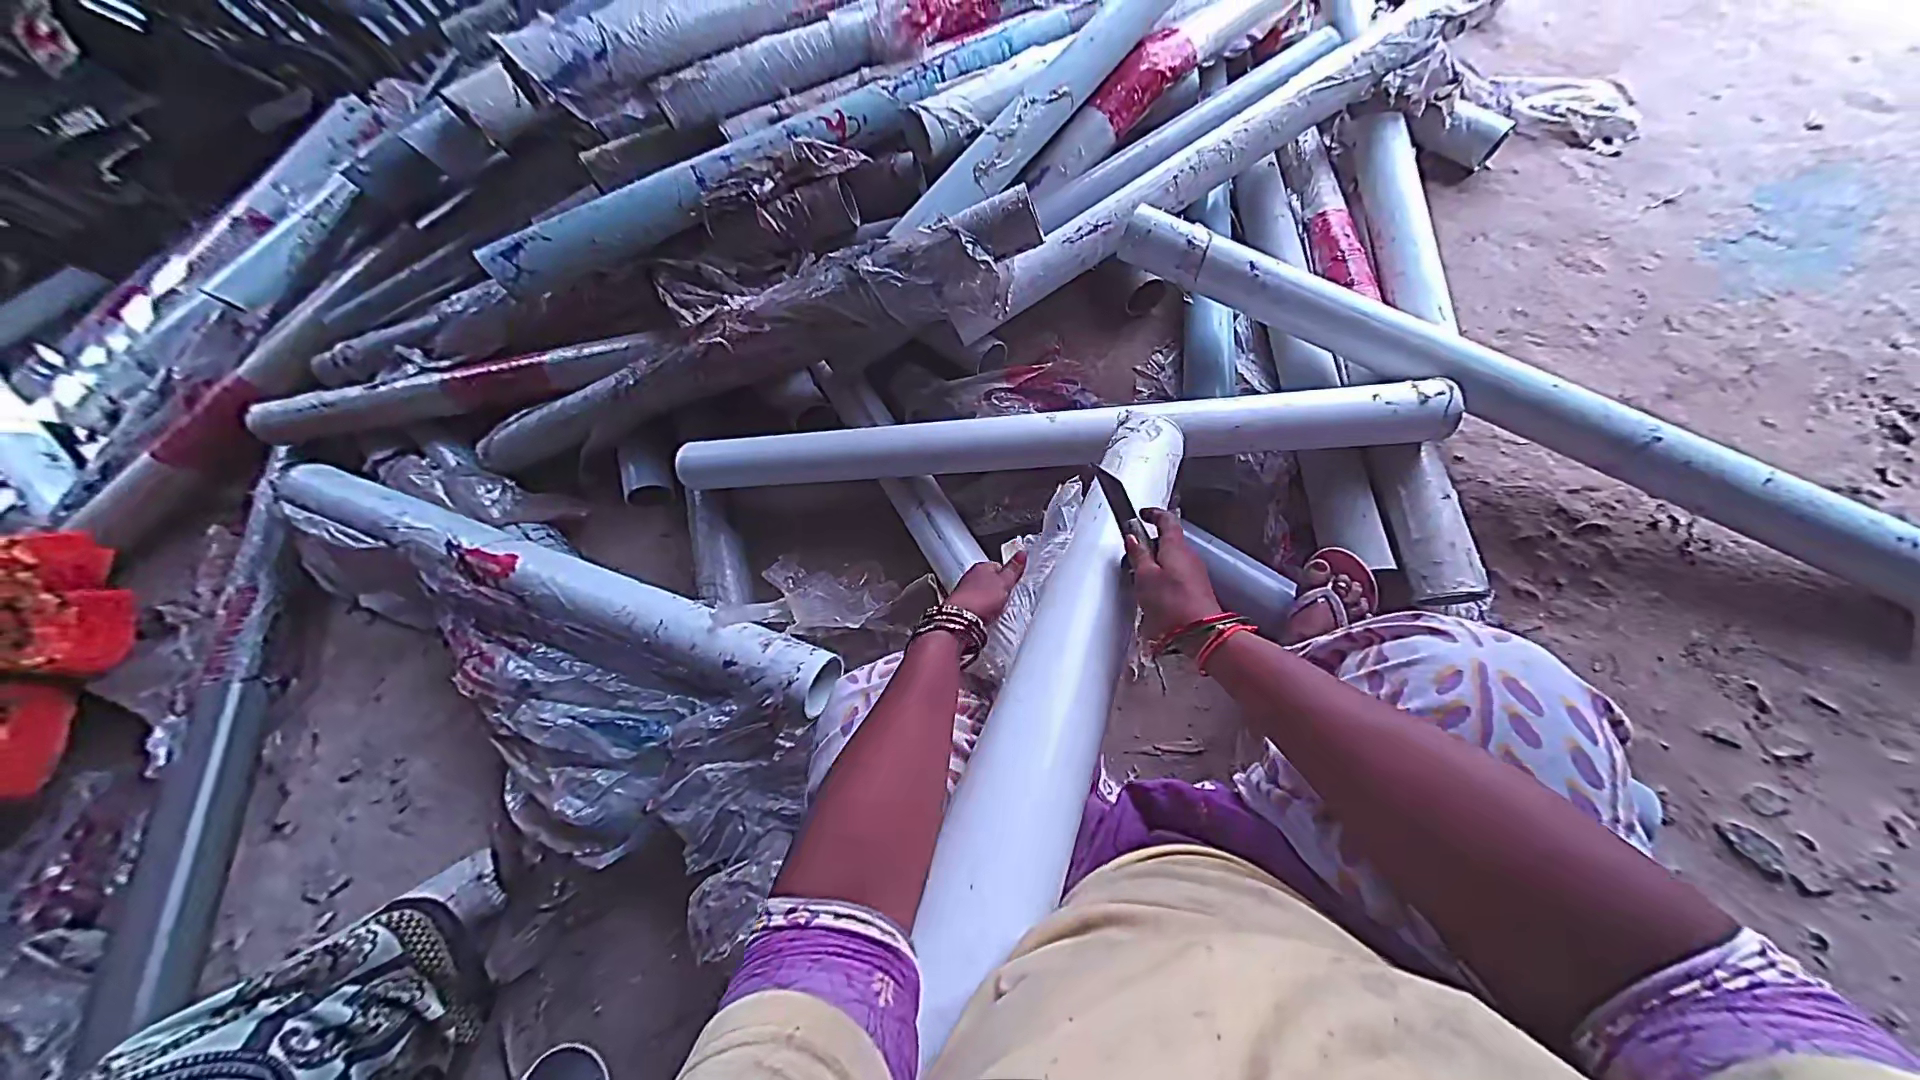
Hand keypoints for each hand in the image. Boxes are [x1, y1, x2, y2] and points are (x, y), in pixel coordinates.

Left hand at [943, 550, 1026, 623]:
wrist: (961, 619)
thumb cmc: (980, 599)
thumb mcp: (1005, 583)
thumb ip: (1013, 569)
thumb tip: (1021, 554)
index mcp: (982, 566)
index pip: (998, 565)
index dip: (1008, 574)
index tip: (1014, 581)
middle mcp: (970, 576)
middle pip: (989, 579)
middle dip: (998, 587)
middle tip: (1007, 596)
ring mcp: (964, 591)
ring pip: (981, 592)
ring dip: (989, 598)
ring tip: (997, 607)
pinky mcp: (961, 606)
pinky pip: (976, 605)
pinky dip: (981, 609)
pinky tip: (986, 614)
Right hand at [1126, 507, 1223, 640]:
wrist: (1201, 632)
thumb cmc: (1173, 604)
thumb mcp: (1145, 576)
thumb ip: (1138, 555)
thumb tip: (1132, 539)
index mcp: (1176, 546)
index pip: (1166, 520)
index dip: (1153, 514)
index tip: (1142, 514)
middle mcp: (1189, 556)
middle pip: (1169, 539)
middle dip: (1151, 541)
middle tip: (1134, 547)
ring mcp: (1195, 572)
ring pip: (1173, 558)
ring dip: (1156, 560)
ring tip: (1140, 573)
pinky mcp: (1196, 589)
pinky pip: (1177, 573)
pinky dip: (1164, 575)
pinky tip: (1154, 590)